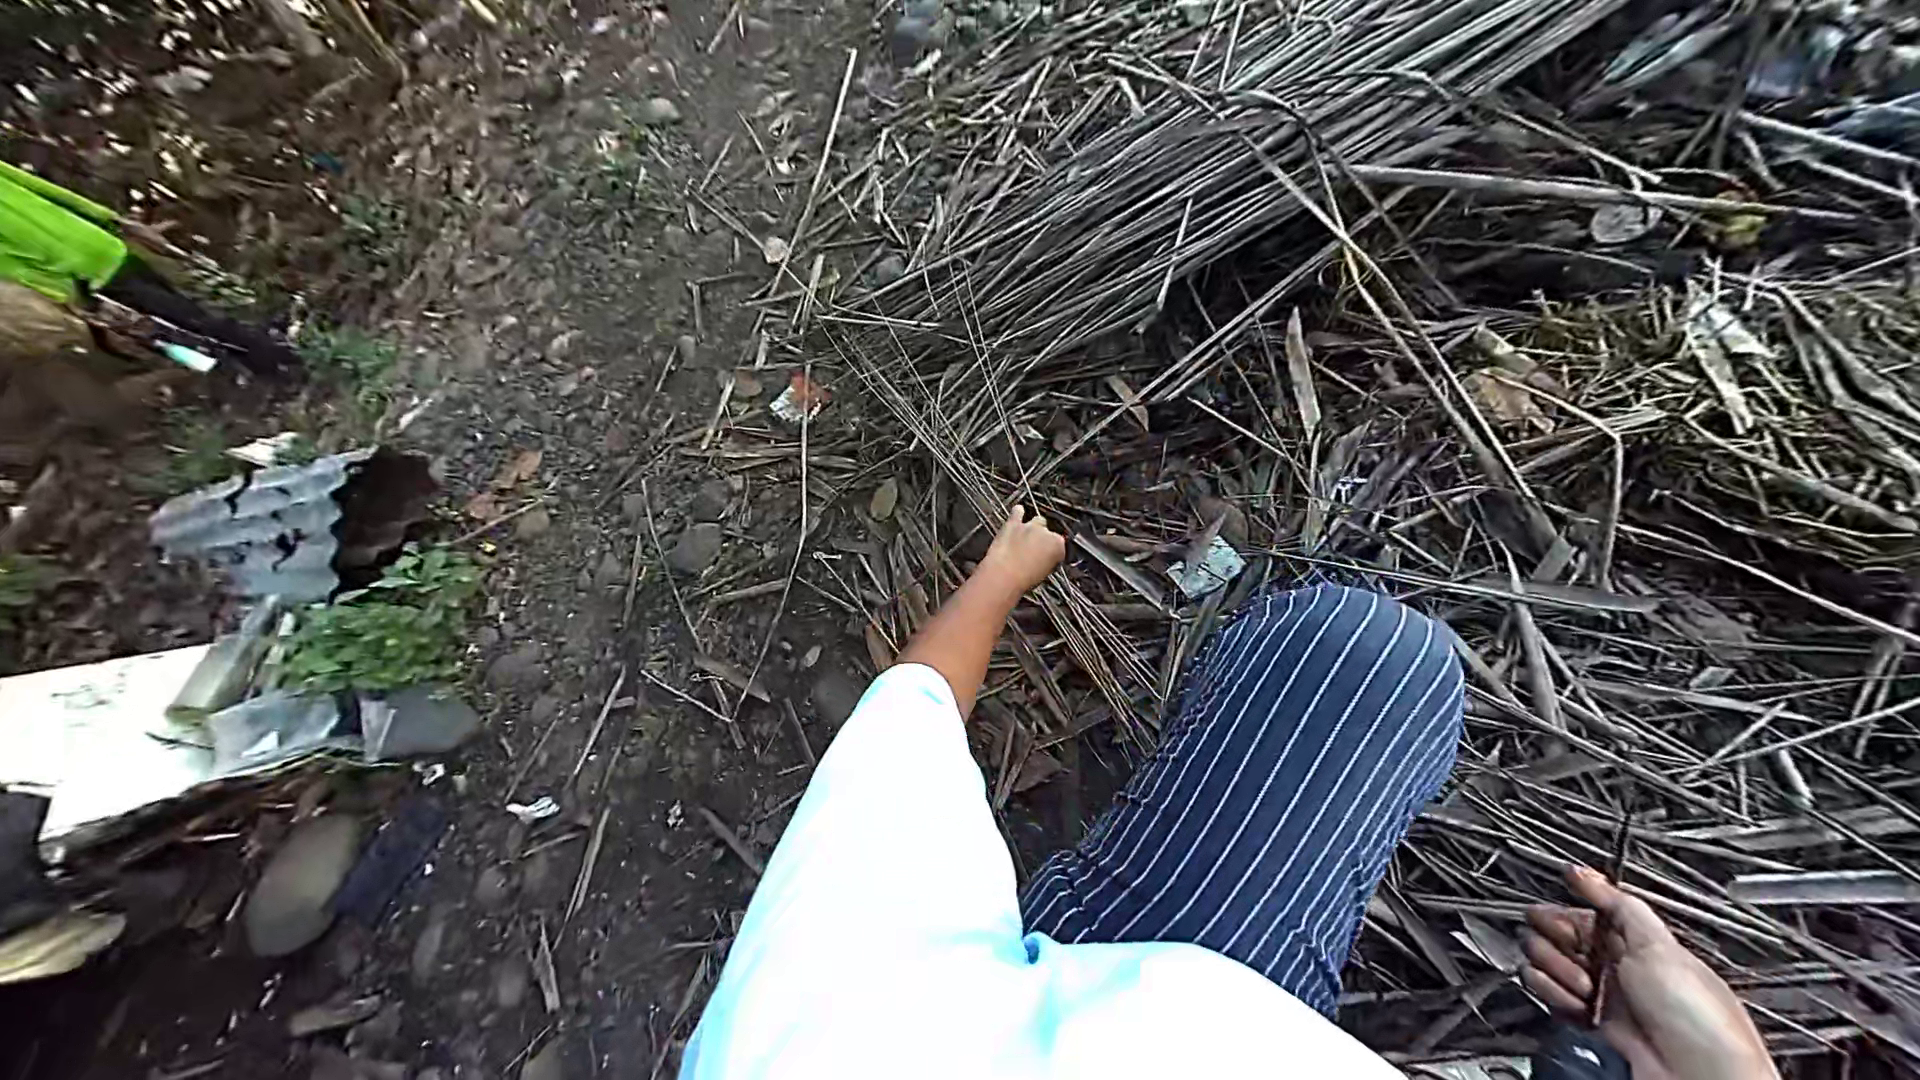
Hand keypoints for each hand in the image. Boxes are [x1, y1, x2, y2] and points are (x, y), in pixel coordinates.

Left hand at [977, 505, 1065, 594]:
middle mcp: (1046, 533)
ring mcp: (1030, 526)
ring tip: (1027, 536)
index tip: (1047, 558)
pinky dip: (1018, 512)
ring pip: (1037, 520)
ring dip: (1033, 528)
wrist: (1003, 575)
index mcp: (1058, 546)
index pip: (1060, 546)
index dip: (1052, 552)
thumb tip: (1043, 560)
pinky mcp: (1013, 523)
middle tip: (1034, 550)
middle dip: (1043, 539)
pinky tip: (1018, 511)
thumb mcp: (1044, 573)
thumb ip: (1047, 561)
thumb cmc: (1023, 579)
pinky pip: (1018, 512)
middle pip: (1048, 532)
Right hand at [1523, 866, 1777, 1079]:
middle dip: (1553, 944)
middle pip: (1546, 931)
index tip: (1571, 929)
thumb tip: (1581, 872)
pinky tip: (1576, 1005)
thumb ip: (1619, 904)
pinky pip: (1539, 988)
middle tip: (1582, 963)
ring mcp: (1593, 992)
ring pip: (1537, 958)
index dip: (1562, 916)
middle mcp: (1608, 965)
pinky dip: (1551, 993)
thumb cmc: (1701, 1025)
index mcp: (1630, 945)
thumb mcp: (1663, 950)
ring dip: (1554, 972)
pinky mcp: (1579, 1017)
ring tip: (1586, 992)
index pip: (1571, 911)